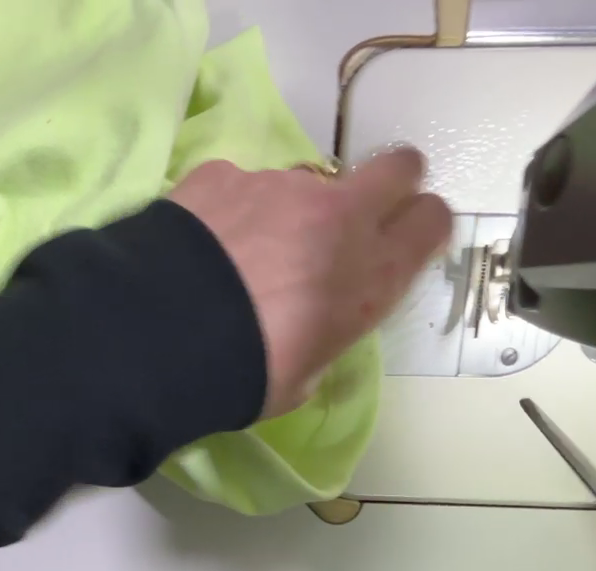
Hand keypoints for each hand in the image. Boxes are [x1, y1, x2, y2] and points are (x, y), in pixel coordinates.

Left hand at [167, 151, 451, 417]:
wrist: (163, 340)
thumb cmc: (245, 376)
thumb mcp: (302, 377)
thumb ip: (322, 335)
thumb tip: (311, 323)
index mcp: (370, 273)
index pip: (431, 222)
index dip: (417, 229)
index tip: (396, 244)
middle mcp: (338, 216)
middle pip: (397, 167)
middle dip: (384, 187)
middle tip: (348, 221)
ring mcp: (280, 186)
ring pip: (307, 180)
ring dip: (290, 209)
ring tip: (242, 254)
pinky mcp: (224, 174)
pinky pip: (239, 185)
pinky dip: (229, 210)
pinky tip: (199, 246)